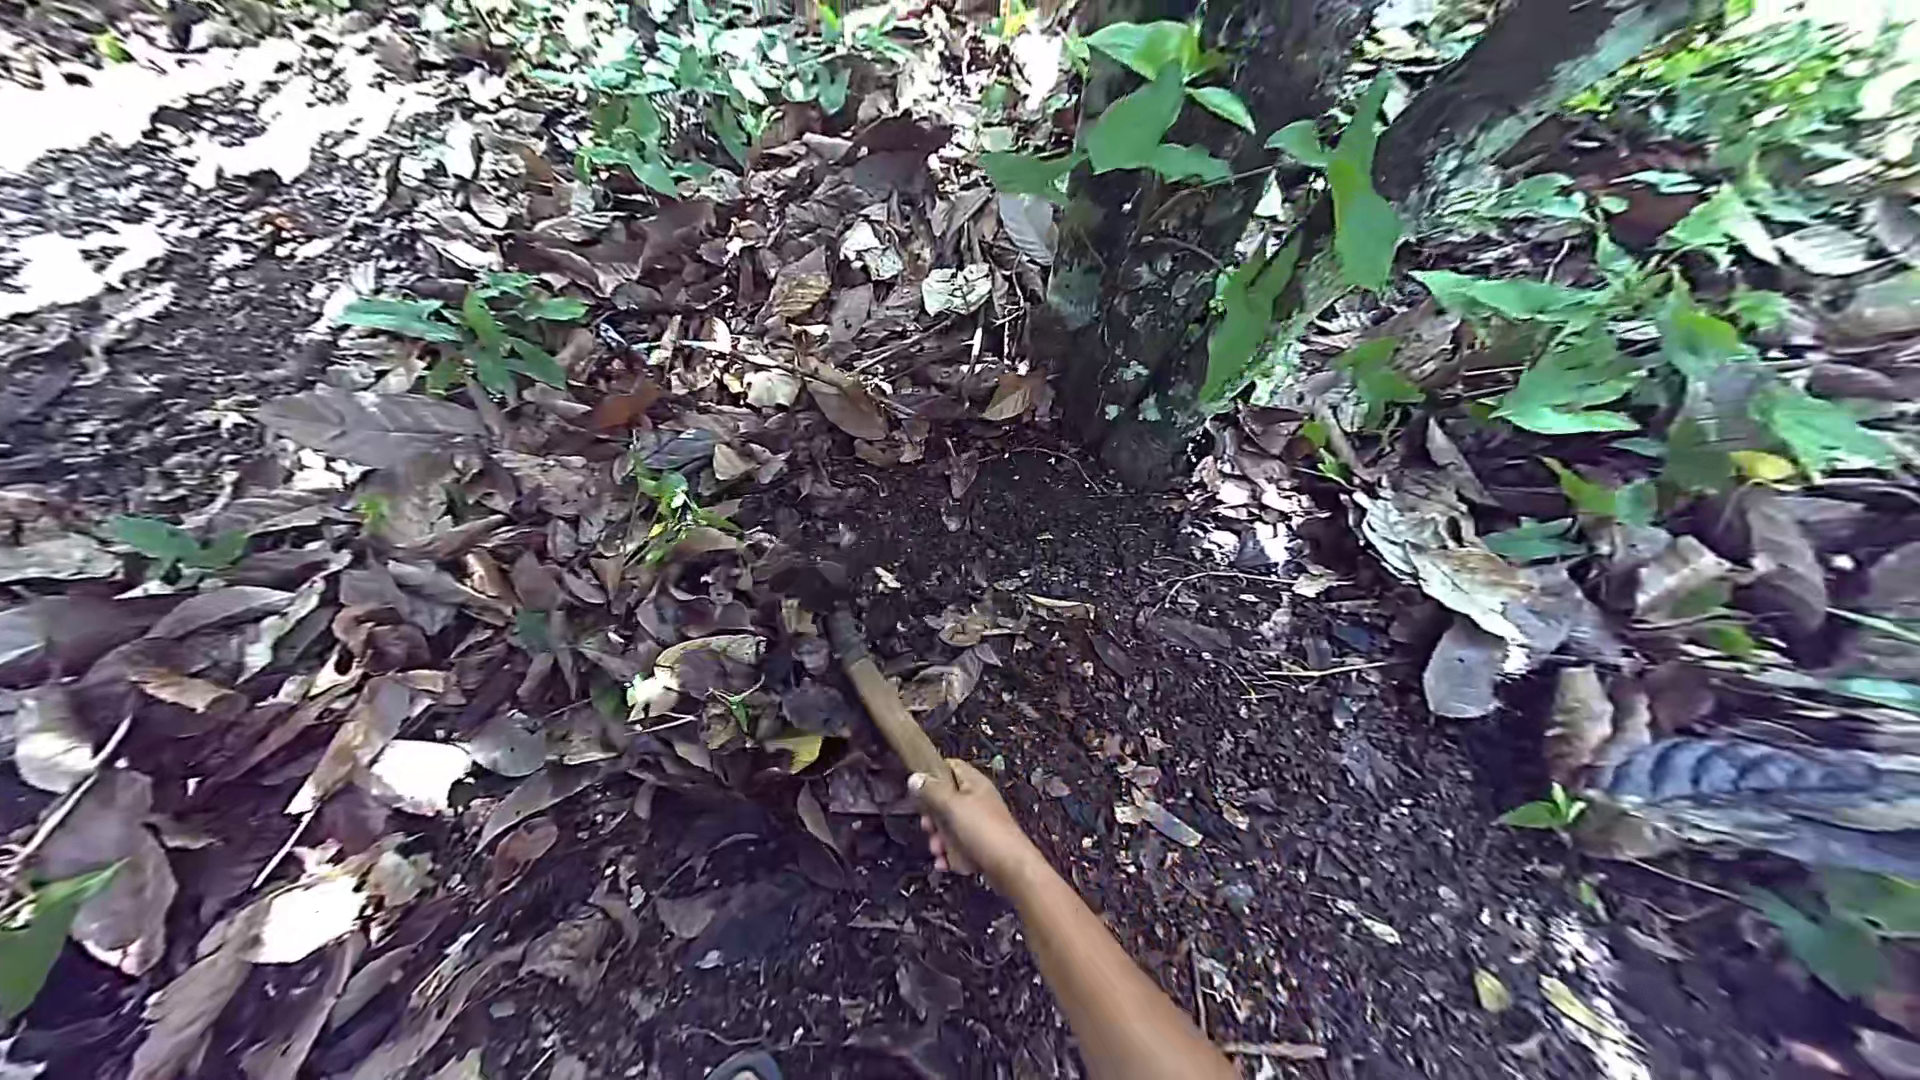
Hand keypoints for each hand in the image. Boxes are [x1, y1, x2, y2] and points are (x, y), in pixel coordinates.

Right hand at [909, 758, 1043, 892]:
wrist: (1010, 868)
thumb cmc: (984, 831)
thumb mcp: (952, 806)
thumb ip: (931, 791)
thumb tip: (915, 777)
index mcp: (974, 783)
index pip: (950, 767)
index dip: (933, 775)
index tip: (919, 790)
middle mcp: (978, 800)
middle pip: (946, 800)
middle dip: (933, 817)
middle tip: (929, 827)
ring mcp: (980, 824)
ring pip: (950, 826)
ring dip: (940, 839)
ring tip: (939, 849)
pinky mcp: (981, 845)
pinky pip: (958, 846)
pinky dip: (950, 854)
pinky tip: (946, 863)